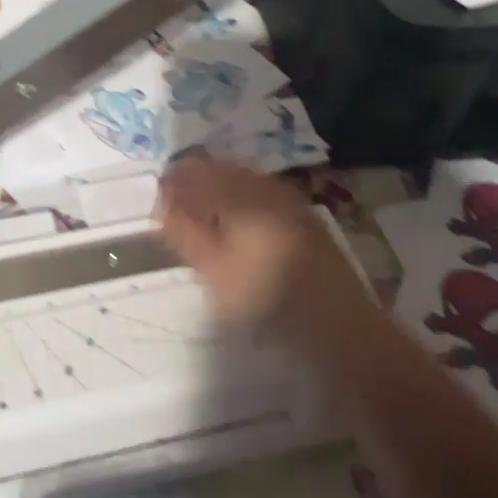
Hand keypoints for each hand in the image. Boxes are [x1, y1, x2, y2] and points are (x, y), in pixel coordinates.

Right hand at [155, 156, 360, 330]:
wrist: (340, 326)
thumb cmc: (269, 300)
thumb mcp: (215, 272)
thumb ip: (185, 233)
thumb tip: (163, 206)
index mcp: (242, 194)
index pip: (198, 172)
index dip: (174, 180)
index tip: (158, 197)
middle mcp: (267, 187)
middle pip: (222, 171)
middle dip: (195, 182)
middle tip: (175, 206)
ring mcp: (290, 201)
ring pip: (243, 181)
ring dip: (218, 190)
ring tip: (202, 216)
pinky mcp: (304, 218)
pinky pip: (262, 195)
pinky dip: (240, 201)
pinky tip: (235, 225)